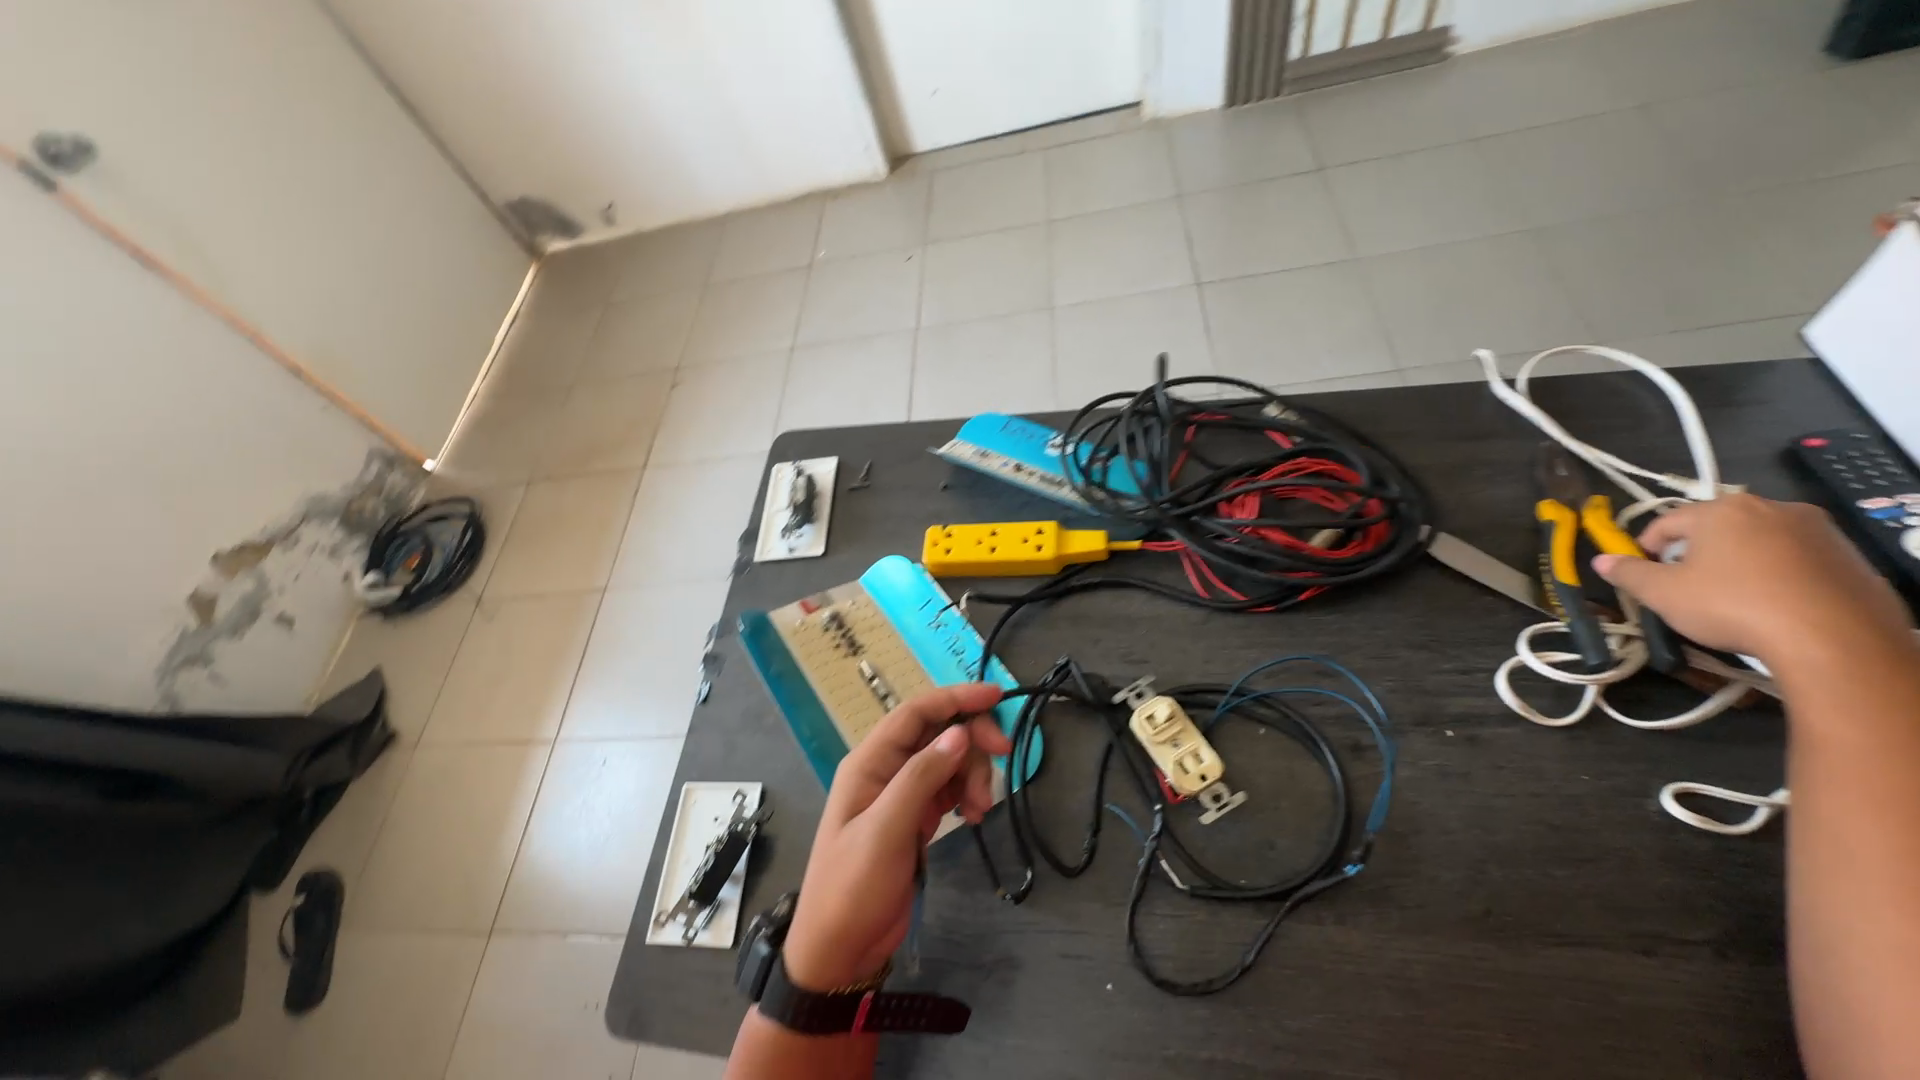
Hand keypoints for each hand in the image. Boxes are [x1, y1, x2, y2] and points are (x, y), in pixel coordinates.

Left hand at [781, 684, 1010, 990]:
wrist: (840, 948)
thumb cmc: (853, 886)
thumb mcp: (886, 830)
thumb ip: (922, 777)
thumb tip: (960, 732)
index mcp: (870, 762)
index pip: (916, 713)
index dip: (956, 698)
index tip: (997, 695)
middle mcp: (886, 770)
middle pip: (938, 733)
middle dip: (973, 740)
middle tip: (1004, 757)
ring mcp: (902, 795)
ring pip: (949, 761)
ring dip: (972, 775)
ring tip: (981, 810)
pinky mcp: (915, 819)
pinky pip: (949, 789)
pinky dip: (967, 795)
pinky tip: (975, 816)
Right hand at [1592, 494, 1911, 667]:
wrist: (1832, 636)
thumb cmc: (1732, 605)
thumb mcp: (1664, 594)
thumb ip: (1629, 574)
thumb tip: (1600, 561)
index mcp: (1722, 510)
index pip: (1667, 522)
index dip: (1647, 548)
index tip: (1645, 575)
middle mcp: (1771, 507)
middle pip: (1716, 527)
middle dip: (1697, 553)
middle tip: (1688, 587)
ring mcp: (1816, 528)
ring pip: (1758, 540)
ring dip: (1739, 561)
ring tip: (1734, 598)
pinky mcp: (1847, 553)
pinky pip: (1797, 557)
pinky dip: (1779, 573)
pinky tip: (1774, 603)